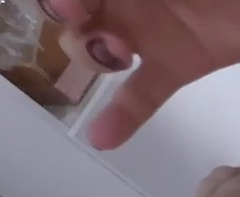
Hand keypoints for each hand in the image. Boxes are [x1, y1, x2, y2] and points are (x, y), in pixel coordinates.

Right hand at [40, 0, 239, 149]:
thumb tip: (109, 9)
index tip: (66, 2)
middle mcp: (114, 2)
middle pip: (65, 16)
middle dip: (64, 13)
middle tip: (78, 10)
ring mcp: (141, 37)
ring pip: (98, 53)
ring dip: (93, 54)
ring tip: (117, 51)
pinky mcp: (175, 67)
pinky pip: (143, 94)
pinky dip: (122, 117)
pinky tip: (100, 140)